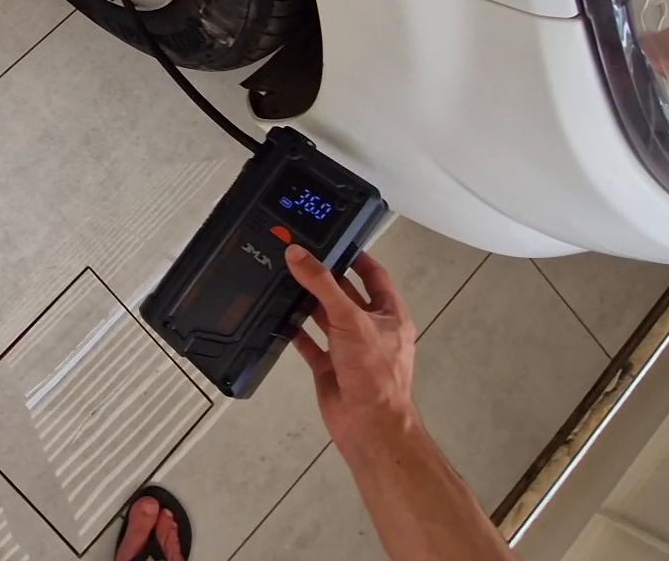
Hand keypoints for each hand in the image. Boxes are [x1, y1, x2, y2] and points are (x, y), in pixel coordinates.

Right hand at [284, 245, 418, 462]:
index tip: (333, 240)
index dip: (356, 256)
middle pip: (346, 294)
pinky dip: (296, 330)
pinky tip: (279, 318)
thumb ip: (321, 284)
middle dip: (325, 278)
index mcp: (389, 315)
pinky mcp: (331, 367)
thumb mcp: (349, 318)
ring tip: (284, 280)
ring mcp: (350, 349)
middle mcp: (371, 329)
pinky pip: (311, 343)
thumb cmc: (373, 371)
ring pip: (327, 317)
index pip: (375, 276)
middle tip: (298, 257)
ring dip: (309, 302)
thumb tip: (297, 253)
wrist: (369, 427)